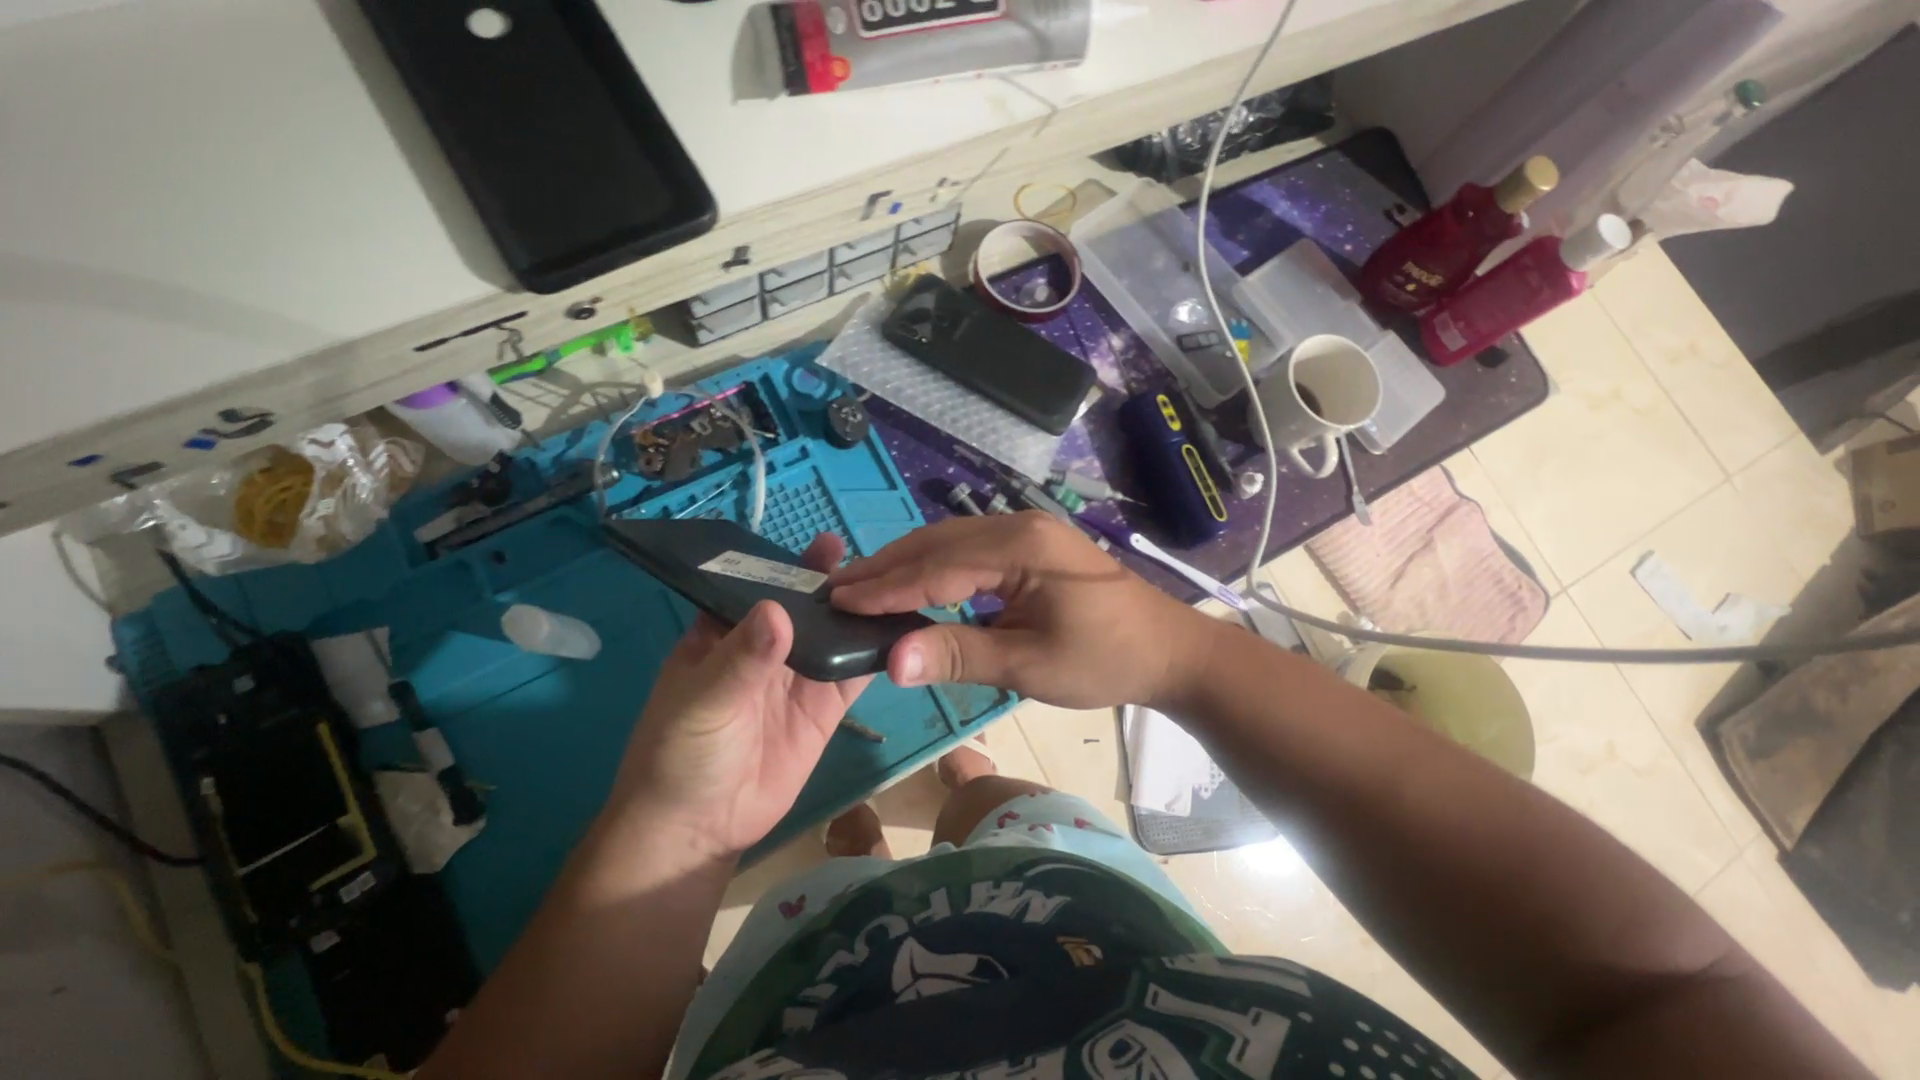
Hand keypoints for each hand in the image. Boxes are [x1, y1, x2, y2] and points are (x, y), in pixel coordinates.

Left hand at [610, 533, 870, 858]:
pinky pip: (853, 675)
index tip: (827, 544)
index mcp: (725, 633)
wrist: (697, 828)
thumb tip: (778, 610)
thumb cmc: (681, 754)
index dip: (791, 563)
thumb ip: (742, 658)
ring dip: (861, 614)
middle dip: (835, 583)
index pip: (761, 585)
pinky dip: (876, 656)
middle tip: (876, 561)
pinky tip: (905, 634)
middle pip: (805, 606)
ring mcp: (798, 679)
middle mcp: (766, 648)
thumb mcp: (703, 700)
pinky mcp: (824, 710)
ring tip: (899, 588)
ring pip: (835, 635)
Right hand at [828, 513, 1218, 709]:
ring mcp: (1029, 531)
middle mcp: (1019, 526)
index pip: (935, 566)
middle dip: (885, 566)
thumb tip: (891, 659)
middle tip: (835, 589)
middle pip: (937, 542)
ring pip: (951, 540)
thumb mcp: (1030, 666)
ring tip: (863, 586)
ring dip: (906, 563)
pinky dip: (935, 565)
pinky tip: (915, 583)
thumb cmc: (1105, 660)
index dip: (885, 588)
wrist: (1170, 651)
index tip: (837, 602)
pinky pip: (971, 549)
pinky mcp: (1033, 544)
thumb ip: (960, 655)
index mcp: (1020, 547)